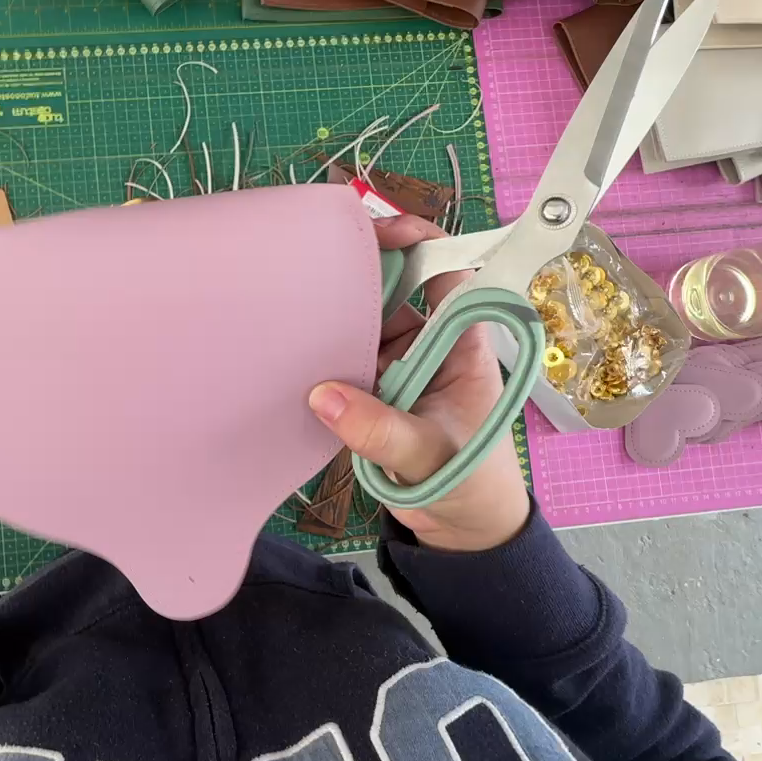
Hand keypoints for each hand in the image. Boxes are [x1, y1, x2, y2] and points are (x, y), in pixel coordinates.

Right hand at [308, 215, 531, 551]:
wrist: (463, 530)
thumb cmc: (469, 486)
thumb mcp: (428, 457)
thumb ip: (379, 430)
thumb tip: (321, 396)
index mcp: (460, 346)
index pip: (449, 276)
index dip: (421, 244)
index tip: (379, 230)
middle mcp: (429, 346)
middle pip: (396, 292)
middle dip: (360, 276)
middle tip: (310, 264)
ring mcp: (400, 367)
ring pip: (365, 324)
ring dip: (336, 318)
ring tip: (292, 305)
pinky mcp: (375, 391)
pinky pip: (347, 359)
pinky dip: (324, 354)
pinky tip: (294, 349)